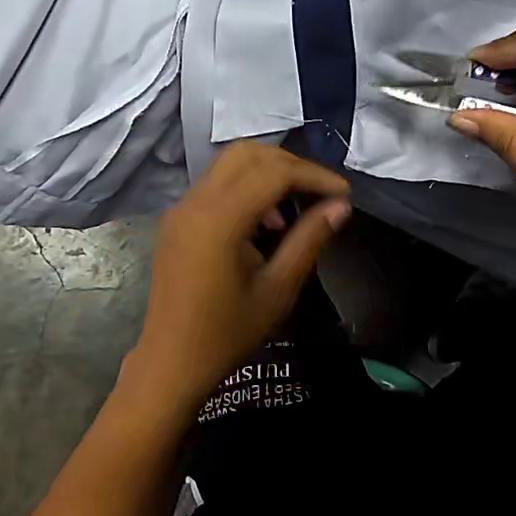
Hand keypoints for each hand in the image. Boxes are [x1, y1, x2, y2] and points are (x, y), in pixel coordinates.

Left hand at [129, 142, 350, 400]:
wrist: (170, 362)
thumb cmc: (227, 333)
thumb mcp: (278, 289)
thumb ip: (309, 240)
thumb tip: (341, 206)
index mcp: (218, 219)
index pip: (273, 171)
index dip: (314, 175)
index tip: (344, 194)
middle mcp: (194, 202)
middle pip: (248, 153)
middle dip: (290, 165)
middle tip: (320, 194)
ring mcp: (180, 208)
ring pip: (229, 164)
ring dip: (267, 174)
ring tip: (292, 214)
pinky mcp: (176, 219)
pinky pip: (215, 184)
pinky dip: (245, 188)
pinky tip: (263, 225)